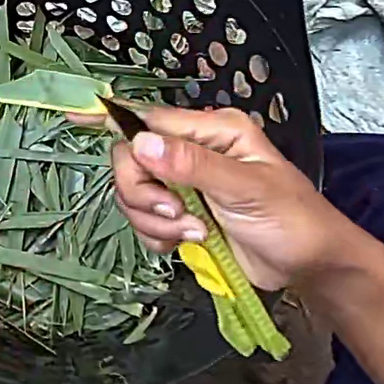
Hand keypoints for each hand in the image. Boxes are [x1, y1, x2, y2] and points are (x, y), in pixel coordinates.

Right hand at [109, 105, 383, 292]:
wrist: (309, 267)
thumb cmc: (294, 220)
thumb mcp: (247, 188)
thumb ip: (193, 165)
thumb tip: (141, 143)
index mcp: (211, 132)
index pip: (149, 121)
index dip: (113, 119)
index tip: (75, 116)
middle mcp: (189, 153)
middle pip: (130, 161)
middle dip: (144, 193)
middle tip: (177, 212)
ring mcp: (180, 185)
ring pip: (132, 195)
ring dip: (155, 221)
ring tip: (195, 231)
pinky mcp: (175, 215)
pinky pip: (141, 221)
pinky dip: (157, 236)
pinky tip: (187, 242)